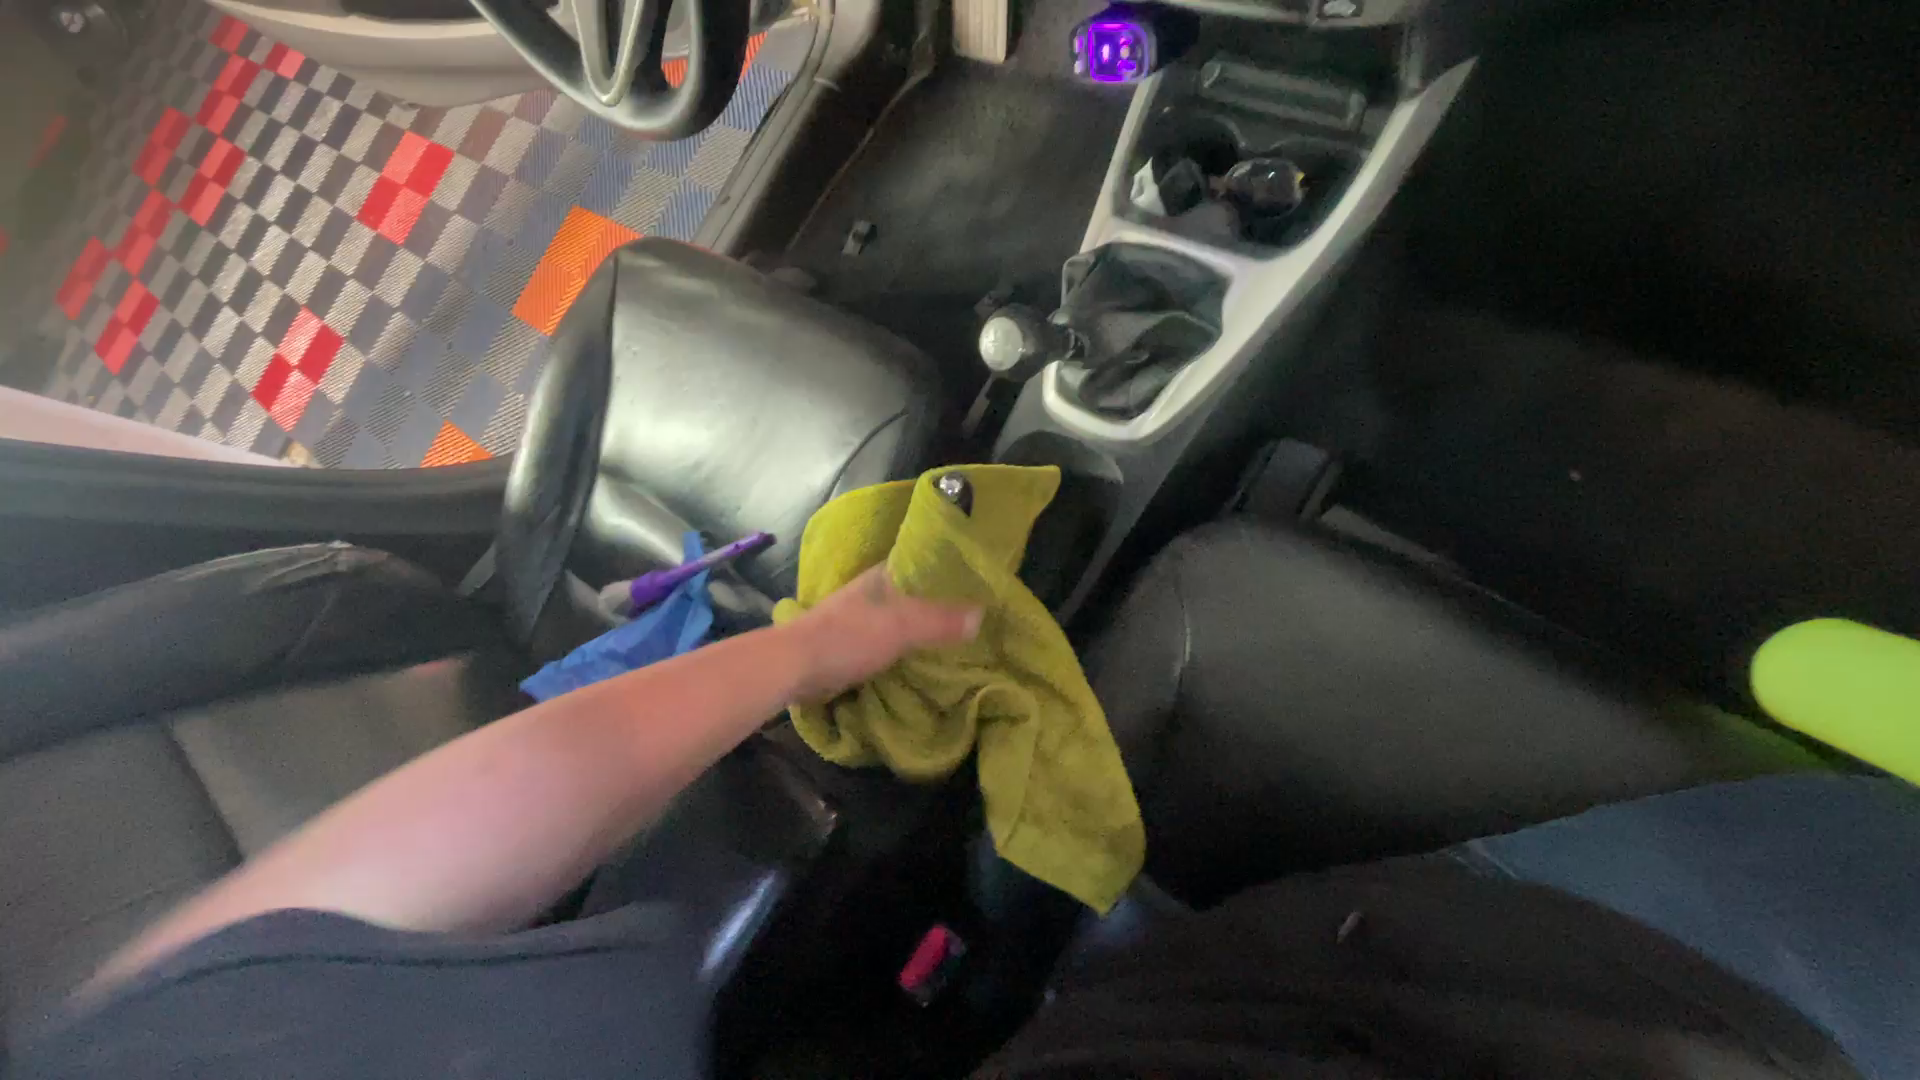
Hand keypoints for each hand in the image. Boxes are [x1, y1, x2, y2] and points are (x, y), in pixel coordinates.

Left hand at [784, 563, 981, 703]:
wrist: (794, 666)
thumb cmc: (849, 636)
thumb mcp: (902, 626)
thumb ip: (940, 620)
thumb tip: (981, 615)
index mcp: (884, 575)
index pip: (925, 561)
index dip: (951, 569)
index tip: (980, 581)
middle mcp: (874, 590)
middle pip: (917, 590)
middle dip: (942, 600)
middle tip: (978, 613)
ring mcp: (862, 615)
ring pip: (904, 615)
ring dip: (926, 624)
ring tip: (959, 636)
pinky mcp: (854, 641)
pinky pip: (892, 638)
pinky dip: (909, 644)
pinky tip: (926, 656)